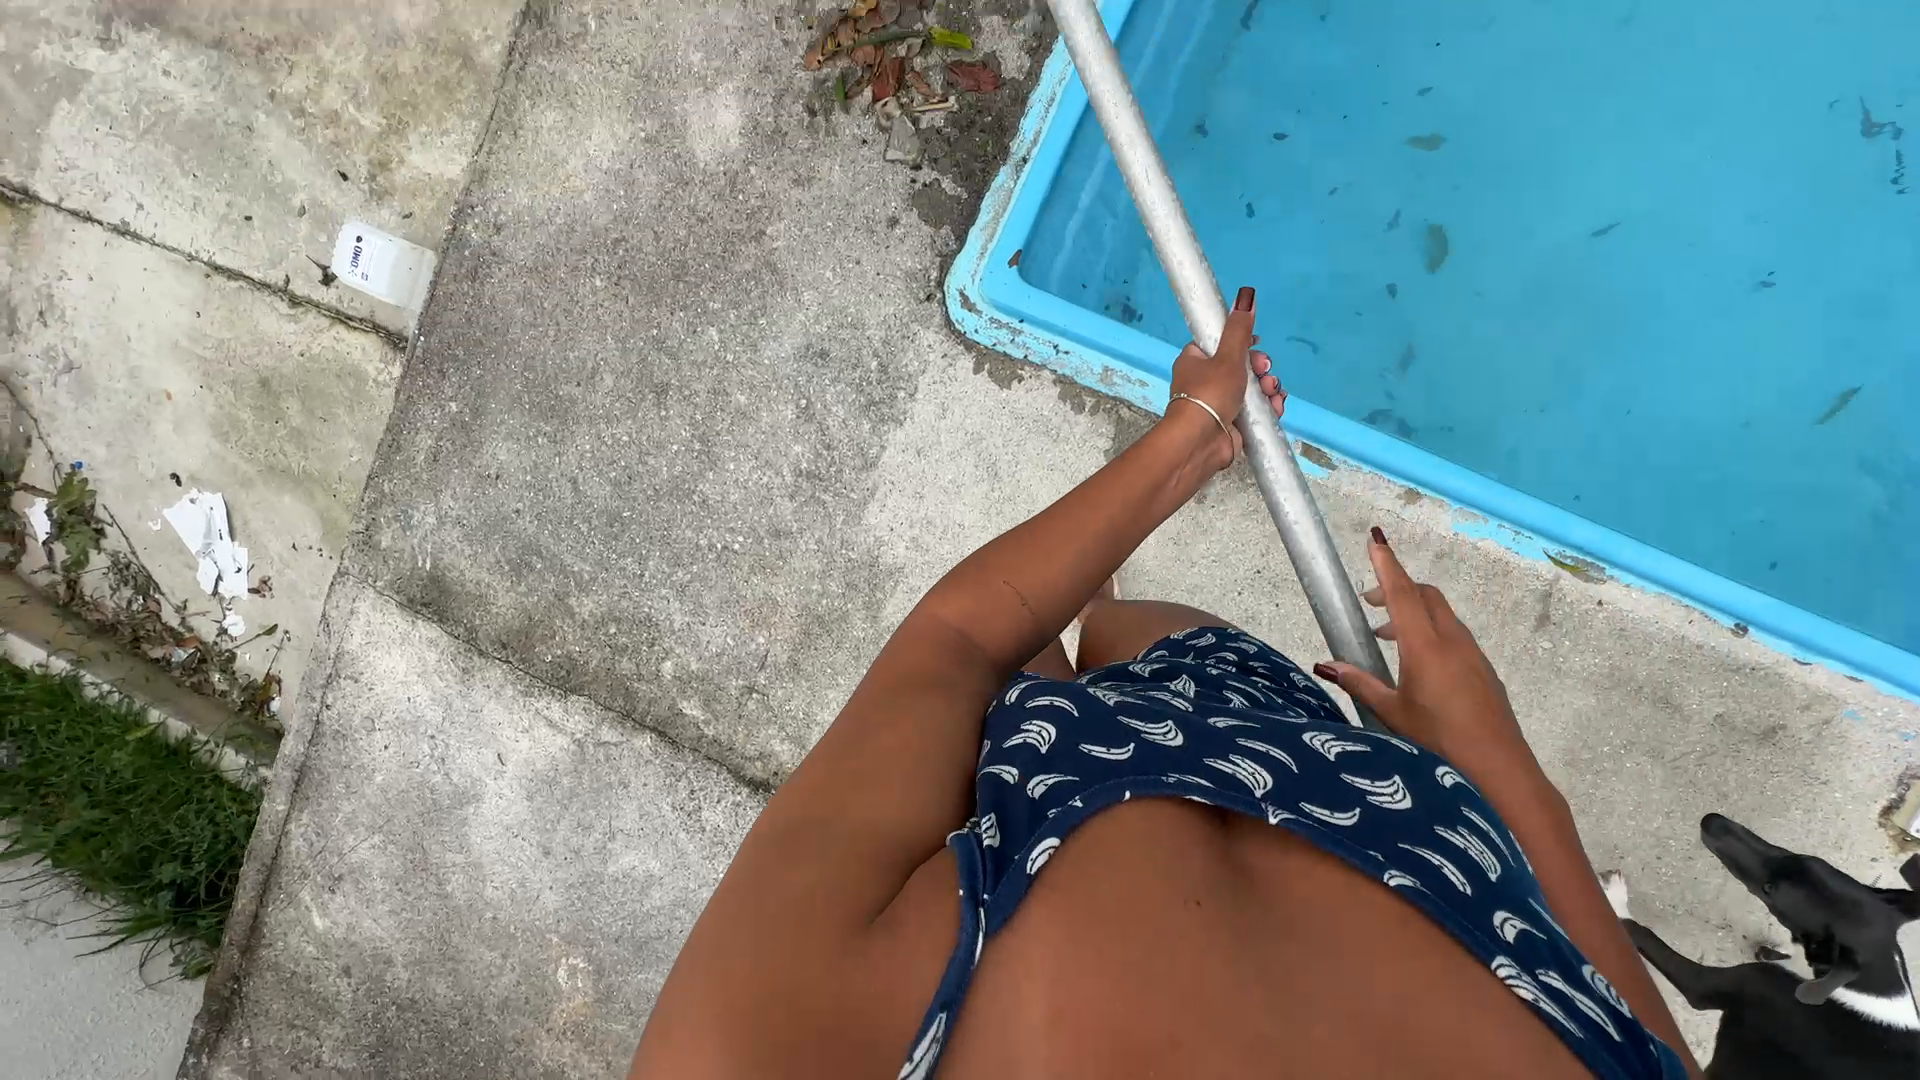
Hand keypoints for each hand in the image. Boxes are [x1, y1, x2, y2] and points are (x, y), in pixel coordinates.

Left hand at [1165, 286, 1286, 467]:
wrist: (1200, 442)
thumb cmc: (1209, 393)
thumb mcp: (1228, 355)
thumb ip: (1239, 329)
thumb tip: (1245, 295)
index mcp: (1195, 361)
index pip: (1220, 343)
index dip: (1242, 342)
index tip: (1257, 343)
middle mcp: (1204, 381)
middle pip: (1241, 366)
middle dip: (1260, 367)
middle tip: (1265, 371)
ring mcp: (1218, 403)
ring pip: (1251, 388)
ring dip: (1268, 387)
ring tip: (1273, 391)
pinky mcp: (1231, 423)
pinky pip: (1255, 410)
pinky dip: (1268, 406)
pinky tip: (1276, 406)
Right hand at [1314, 528, 1548, 789]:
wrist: (1500, 769)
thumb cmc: (1439, 741)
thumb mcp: (1392, 712)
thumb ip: (1359, 683)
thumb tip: (1324, 664)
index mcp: (1425, 645)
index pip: (1403, 593)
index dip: (1387, 564)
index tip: (1375, 538)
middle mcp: (1452, 640)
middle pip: (1424, 595)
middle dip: (1397, 587)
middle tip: (1368, 603)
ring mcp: (1472, 653)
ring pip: (1440, 614)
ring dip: (1412, 611)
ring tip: (1386, 636)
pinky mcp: (1482, 669)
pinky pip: (1452, 633)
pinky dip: (1429, 630)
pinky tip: (1415, 662)